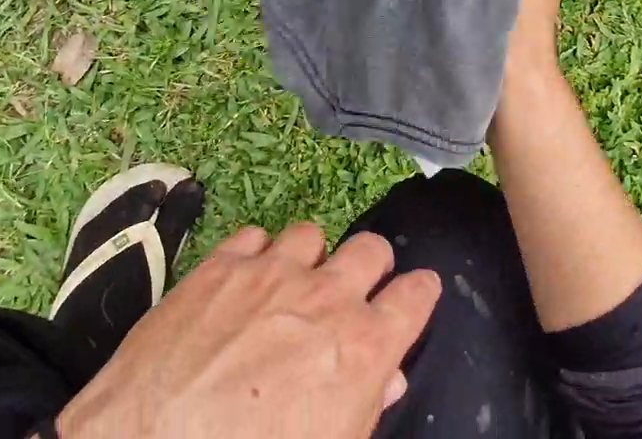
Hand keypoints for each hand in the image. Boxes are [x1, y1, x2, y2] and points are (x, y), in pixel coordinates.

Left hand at [56, 224, 441, 438]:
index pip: (417, 294)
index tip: (413, 296)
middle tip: (352, 291)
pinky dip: (257, 255)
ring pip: (313, 234)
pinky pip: (256, 236)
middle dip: (371, 267)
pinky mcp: (221, 264)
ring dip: (310, 259)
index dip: (420, 293)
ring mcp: (271, 272)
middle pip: (372, 249)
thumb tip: (386, 378)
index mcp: (363, 346)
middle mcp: (326, 296)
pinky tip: (243, 283)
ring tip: (291, 286)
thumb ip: (367, 408)